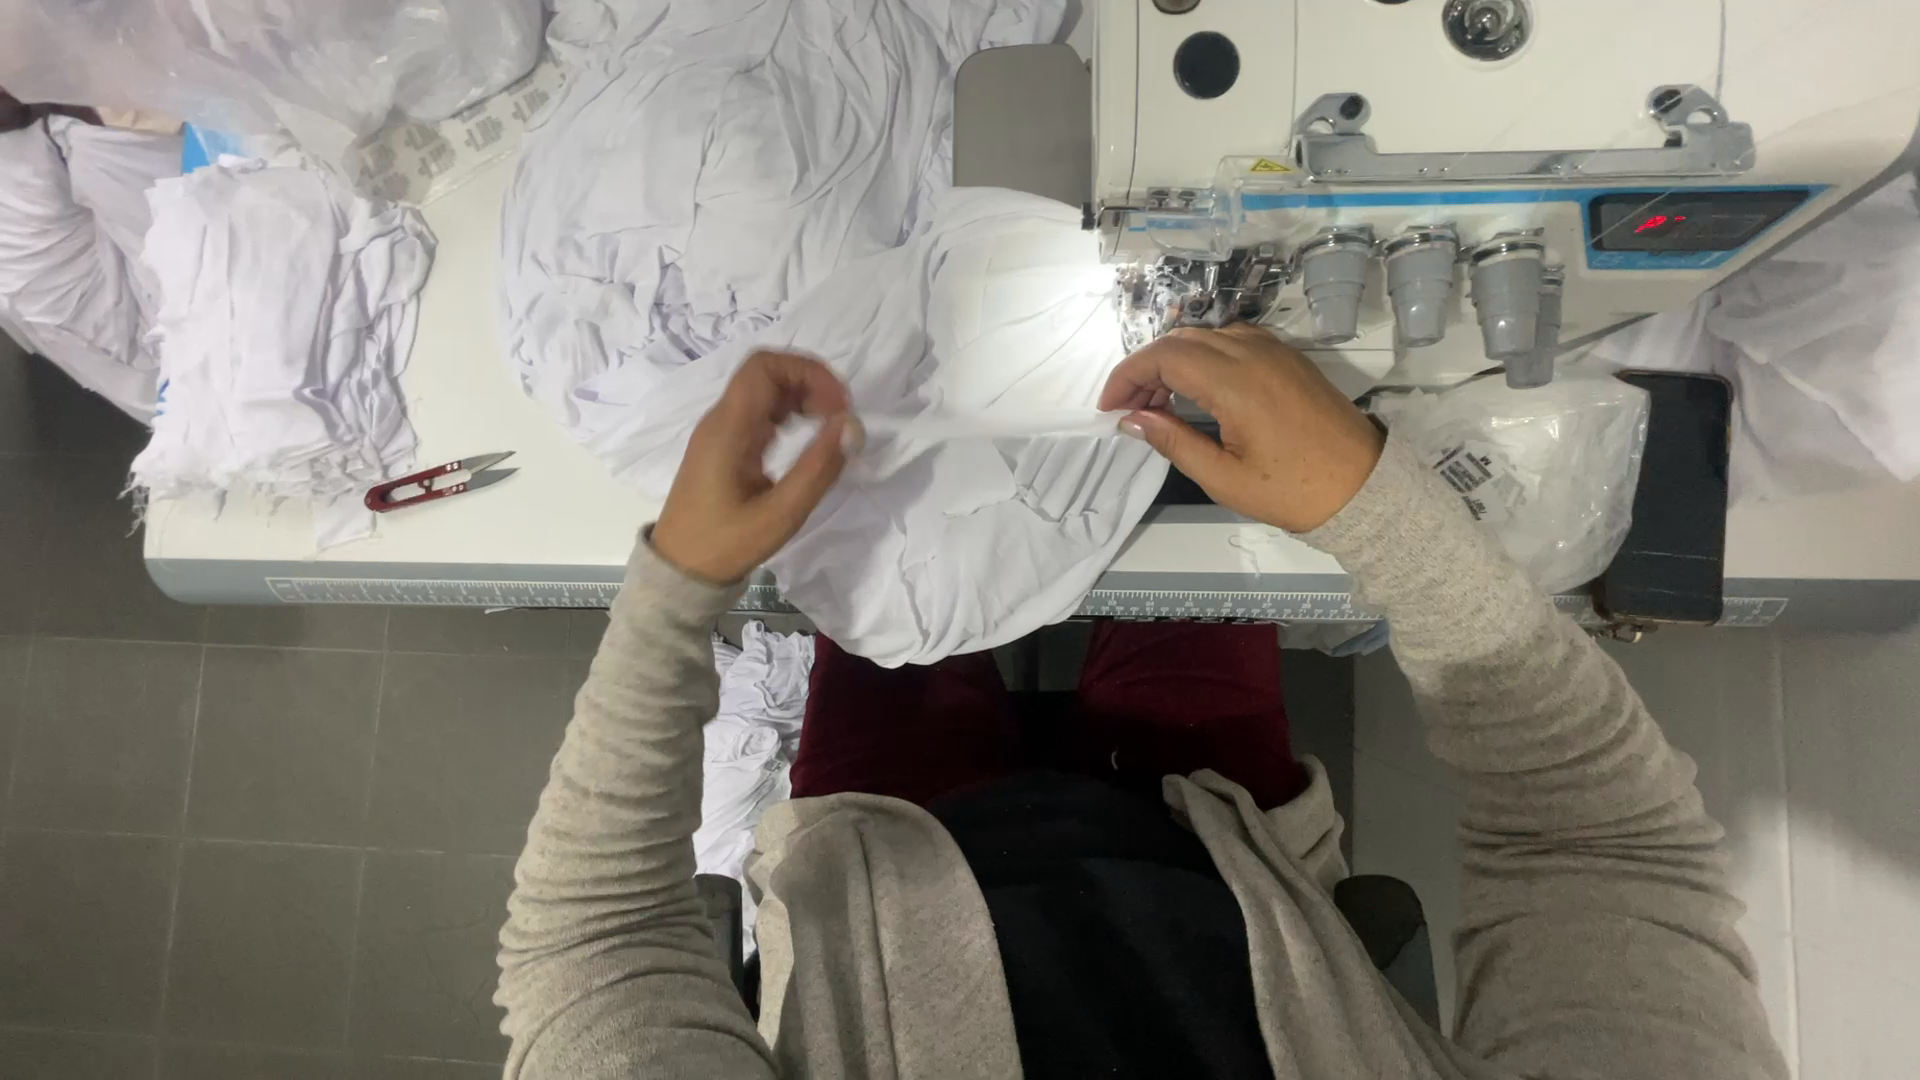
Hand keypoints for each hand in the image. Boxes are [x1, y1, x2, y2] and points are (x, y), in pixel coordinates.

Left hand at [652, 351, 856, 583]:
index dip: (808, 372)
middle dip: (811, 384)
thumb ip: (818, 469)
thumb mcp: (780, 514)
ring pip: (765, 391)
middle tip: (842, 418)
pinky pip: (761, 413)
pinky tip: (810, 437)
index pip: (764, 367)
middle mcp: (721, 421)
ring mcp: (722, 433)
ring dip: (804, 398)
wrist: (681, 571)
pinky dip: (791, 415)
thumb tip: (852, 427)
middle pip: (767, 373)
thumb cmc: (726, 544)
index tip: (840, 406)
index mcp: (728, 429)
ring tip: (832, 427)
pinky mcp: (727, 447)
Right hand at [1100, 323, 1383, 531]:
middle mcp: (1253, 354)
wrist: (1364, 487)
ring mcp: (1274, 351)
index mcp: (1236, 383)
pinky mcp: (1286, 358)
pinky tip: (1195, 391)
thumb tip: (1132, 419)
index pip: (1164, 358)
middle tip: (1129, 411)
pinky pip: (1231, 340)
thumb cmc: (1290, 490)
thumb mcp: (1223, 477)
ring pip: (1205, 336)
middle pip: (1180, 340)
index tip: (1109, 409)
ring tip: (1158, 404)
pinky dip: (1201, 358)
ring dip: (1172, 362)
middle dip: (1144, 370)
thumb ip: (1173, 442)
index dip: (1127, 377)